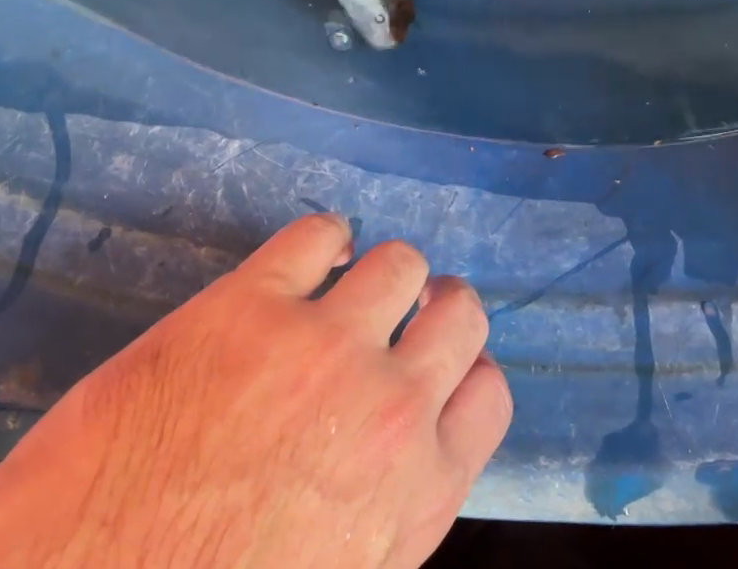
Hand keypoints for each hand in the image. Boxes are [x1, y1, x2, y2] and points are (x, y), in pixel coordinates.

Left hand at [0, 215, 511, 568]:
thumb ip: (400, 504)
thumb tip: (416, 443)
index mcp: (419, 489)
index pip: (489, 393)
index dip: (463, 371)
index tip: (431, 366)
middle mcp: (391, 407)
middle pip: (460, 311)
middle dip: (435, 308)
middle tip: (394, 317)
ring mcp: (323, 347)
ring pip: (400, 262)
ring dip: (382, 273)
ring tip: (344, 289)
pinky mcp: (248, 306)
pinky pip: (319, 233)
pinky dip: (324, 239)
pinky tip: (305, 261)